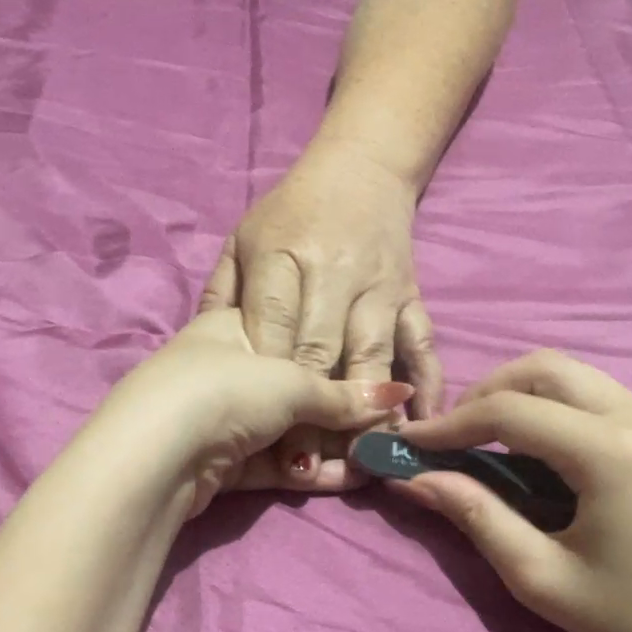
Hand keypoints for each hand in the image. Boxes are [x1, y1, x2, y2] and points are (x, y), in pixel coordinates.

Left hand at [93, 311, 413, 516]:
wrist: (156, 450)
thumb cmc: (224, 388)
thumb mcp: (291, 381)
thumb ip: (344, 393)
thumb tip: (397, 398)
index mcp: (239, 326)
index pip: (303, 334)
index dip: (345, 359)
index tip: (385, 384)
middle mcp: (231, 369)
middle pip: (299, 391)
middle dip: (345, 414)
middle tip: (389, 432)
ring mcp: (226, 419)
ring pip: (291, 432)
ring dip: (333, 448)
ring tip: (378, 461)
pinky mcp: (225, 465)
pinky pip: (278, 464)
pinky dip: (312, 471)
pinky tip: (351, 478)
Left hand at [199, 141, 442, 483]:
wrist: (362, 168)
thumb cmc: (288, 217)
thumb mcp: (241, 243)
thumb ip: (223, 296)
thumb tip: (205, 354)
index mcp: (282, 257)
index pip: (275, 328)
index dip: (271, 381)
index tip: (265, 432)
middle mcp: (333, 271)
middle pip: (323, 349)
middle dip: (316, 410)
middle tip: (310, 464)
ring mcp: (378, 286)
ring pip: (374, 354)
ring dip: (369, 411)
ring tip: (362, 459)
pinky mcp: (412, 296)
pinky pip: (424, 343)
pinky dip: (426, 384)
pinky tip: (420, 423)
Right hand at [388, 351, 631, 631]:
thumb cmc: (631, 620)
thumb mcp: (539, 577)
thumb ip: (476, 517)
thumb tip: (419, 479)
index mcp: (610, 453)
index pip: (511, 409)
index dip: (451, 423)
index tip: (411, 444)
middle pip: (547, 368)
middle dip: (487, 392)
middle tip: (453, 437)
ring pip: (579, 378)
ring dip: (524, 397)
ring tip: (489, 444)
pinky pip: (606, 400)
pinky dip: (560, 411)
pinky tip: (544, 457)